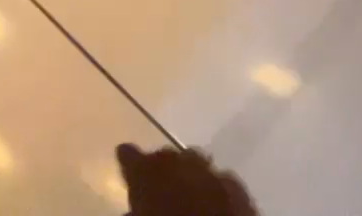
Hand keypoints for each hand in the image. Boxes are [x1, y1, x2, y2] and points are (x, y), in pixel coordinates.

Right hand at [115, 143, 257, 215]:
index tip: (133, 177)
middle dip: (166, 169)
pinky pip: (225, 181)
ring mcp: (205, 171)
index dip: (130, 164)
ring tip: (196, 195)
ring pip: (197, 162)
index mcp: (142, 168)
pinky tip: (221, 204)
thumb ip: (135, 207)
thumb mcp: (140, 214)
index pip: (126, 152)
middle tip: (168, 191)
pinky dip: (221, 190)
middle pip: (165, 155)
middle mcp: (172, 161)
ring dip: (194, 175)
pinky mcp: (235, 187)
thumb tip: (134, 210)